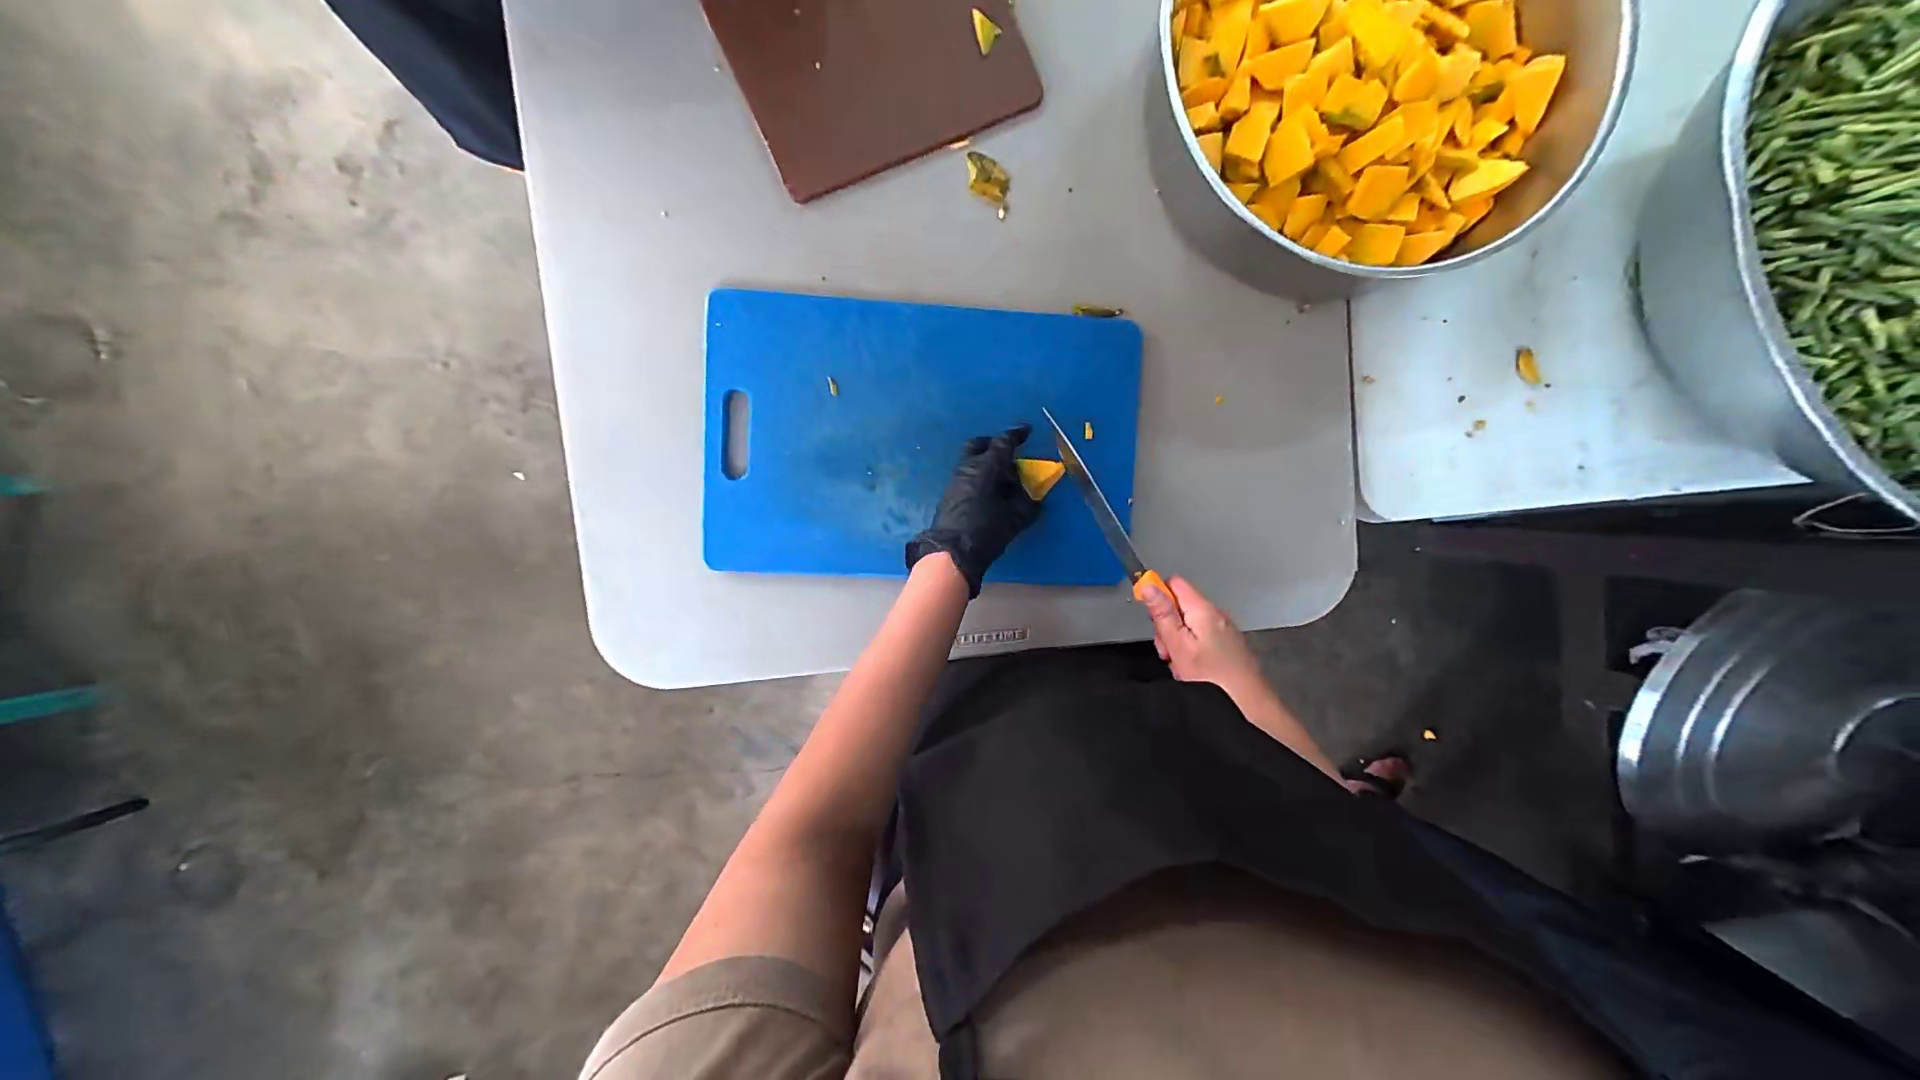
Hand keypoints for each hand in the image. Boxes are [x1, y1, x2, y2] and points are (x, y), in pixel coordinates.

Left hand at [906, 425, 1042, 597]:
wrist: (952, 552)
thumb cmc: (987, 531)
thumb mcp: (1015, 519)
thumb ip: (1027, 505)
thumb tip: (1033, 499)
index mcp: (986, 467)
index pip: (1003, 442)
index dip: (1016, 435)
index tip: (1026, 431)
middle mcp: (968, 467)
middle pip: (979, 445)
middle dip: (994, 446)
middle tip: (1009, 456)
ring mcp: (955, 480)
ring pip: (971, 461)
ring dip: (987, 464)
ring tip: (1003, 481)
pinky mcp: (949, 494)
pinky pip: (967, 476)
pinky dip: (979, 477)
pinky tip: (989, 494)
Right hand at [1140, 576, 1275, 713]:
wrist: (1248, 706)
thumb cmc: (1213, 679)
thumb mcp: (1178, 645)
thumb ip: (1162, 614)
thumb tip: (1148, 586)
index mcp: (1203, 609)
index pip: (1174, 583)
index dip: (1158, 595)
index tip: (1152, 617)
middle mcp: (1216, 614)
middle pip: (1180, 606)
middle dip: (1167, 627)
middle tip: (1168, 651)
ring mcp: (1223, 630)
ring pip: (1188, 625)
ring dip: (1178, 643)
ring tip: (1181, 665)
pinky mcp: (1227, 645)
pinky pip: (1200, 639)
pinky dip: (1191, 652)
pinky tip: (1193, 671)